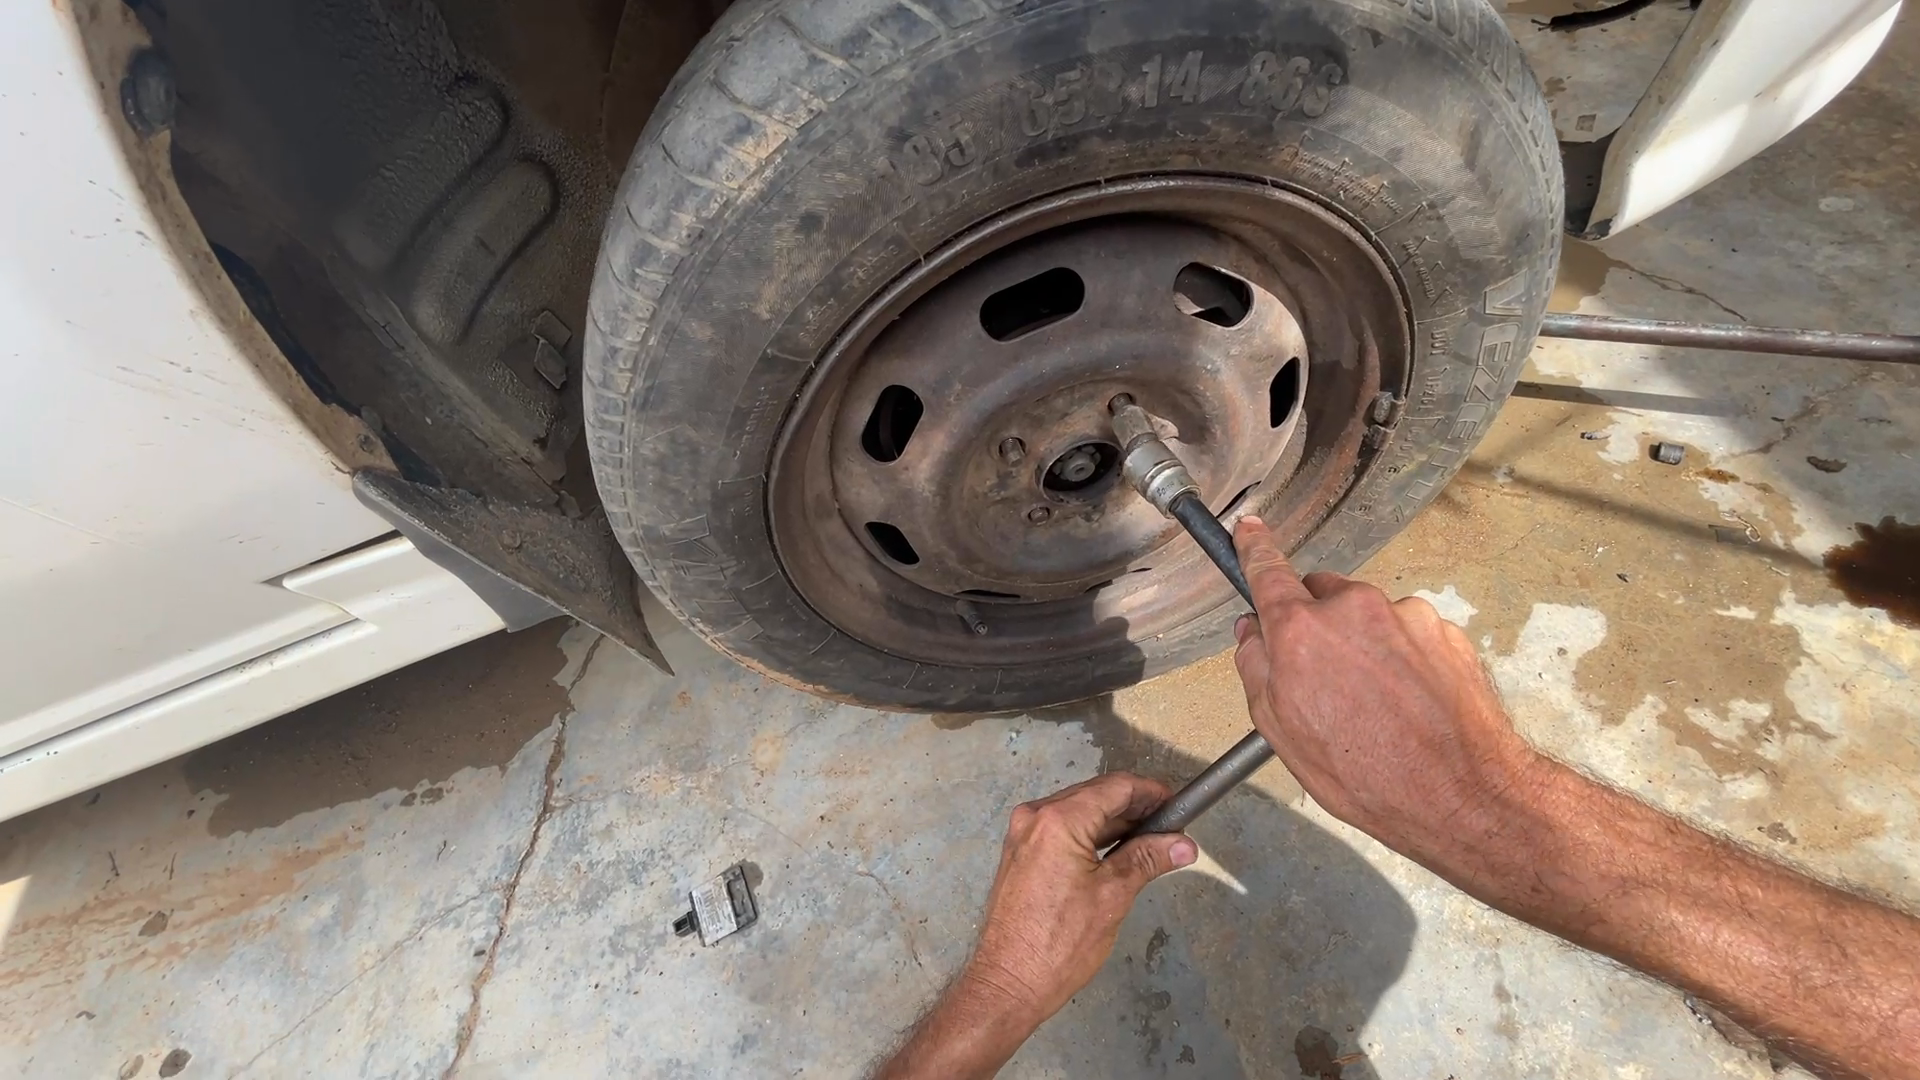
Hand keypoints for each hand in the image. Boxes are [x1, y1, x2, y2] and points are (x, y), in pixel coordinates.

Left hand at [873, 774, 1195, 1078]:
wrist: (1009, 981)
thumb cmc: (1061, 943)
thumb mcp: (1113, 896)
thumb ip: (1147, 859)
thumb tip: (1183, 843)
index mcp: (1058, 819)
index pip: (1115, 787)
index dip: (1150, 792)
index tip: (1176, 804)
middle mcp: (1035, 815)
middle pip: (1094, 794)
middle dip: (1134, 806)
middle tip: (1169, 825)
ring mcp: (1023, 832)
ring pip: (1078, 810)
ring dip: (1113, 820)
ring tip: (1149, 839)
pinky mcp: (1020, 850)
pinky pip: (1061, 827)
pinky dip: (1090, 833)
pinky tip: (1115, 850)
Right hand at [1228, 516, 1543, 873]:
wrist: (1462, 796)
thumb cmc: (1360, 771)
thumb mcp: (1279, 729)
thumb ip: (1255, 668)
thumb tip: (1252, 632)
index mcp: (1300, 630)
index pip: (1267, 571)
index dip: (1253, 547)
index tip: (1248, 527)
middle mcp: (1350, 607)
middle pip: (1318, 592)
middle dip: (1313, 619)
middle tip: (1322, 673)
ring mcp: (1403, 613)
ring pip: (1364, 611)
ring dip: (1359, 638)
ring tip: (1375, 697)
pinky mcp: (1444, 628)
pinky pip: (1405, 628)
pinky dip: (1399, 651)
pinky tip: (1408, 696)